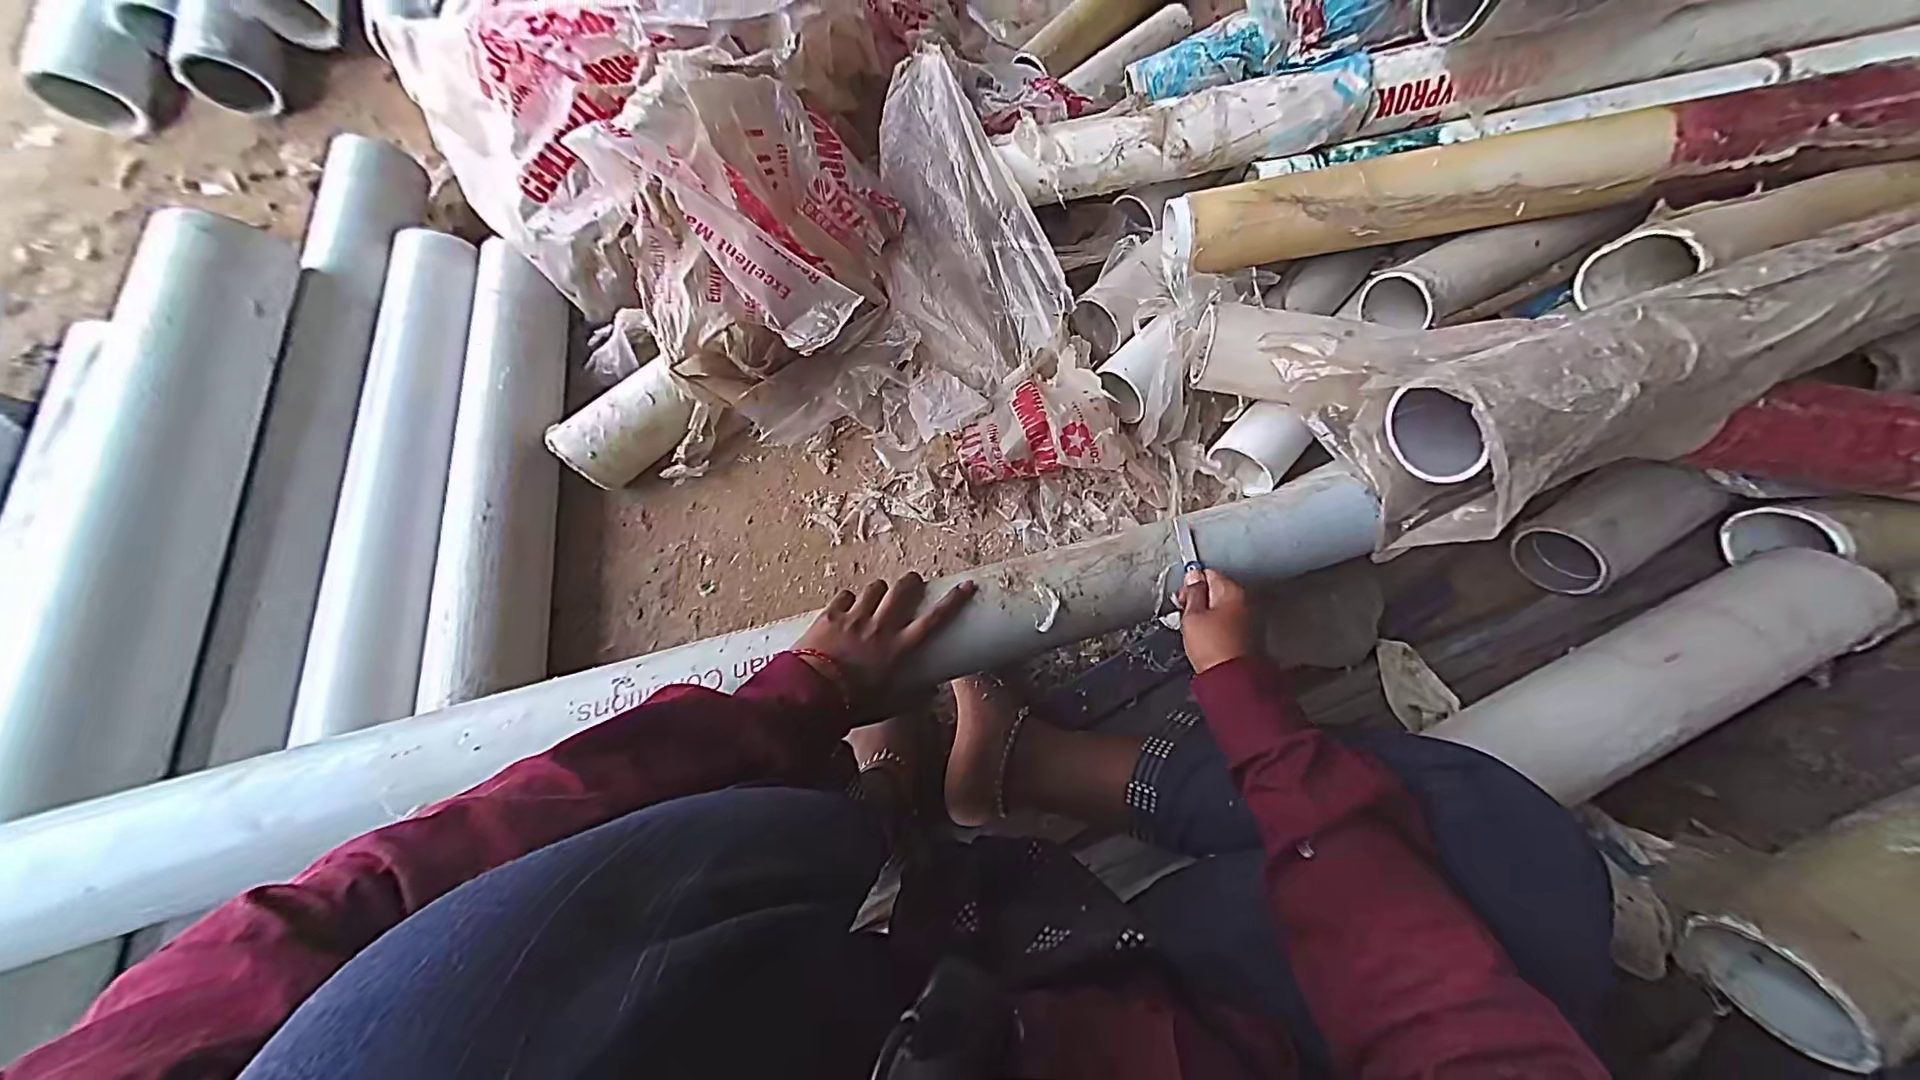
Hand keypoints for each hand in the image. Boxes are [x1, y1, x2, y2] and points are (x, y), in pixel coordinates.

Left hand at [795, 574, 976, 705]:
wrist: (811, 696)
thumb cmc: (851, 705)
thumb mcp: (888, 704)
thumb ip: (911, 698)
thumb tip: (930, 696)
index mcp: (899, 649)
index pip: (935, 619)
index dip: (954, 601)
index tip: (967, 586)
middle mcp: (881, 627)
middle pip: (904, 590)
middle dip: (911, 583)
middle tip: (911, 586)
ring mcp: (855, 619)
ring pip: (875, 588)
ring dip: (878, 592)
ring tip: (875, 600)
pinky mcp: (831, 615)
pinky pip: (845, 596)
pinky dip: (848, 600)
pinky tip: (846, 609)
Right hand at [1177, 568, 1259, 674]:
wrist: (1231, 679)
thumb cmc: (1214, 648)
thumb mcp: (1192, 615)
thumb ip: (1192, 592)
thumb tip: (1193, 577)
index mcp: (1232, 591)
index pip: (1208, 573)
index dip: (1191, 584)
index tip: (1183, 597)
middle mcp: (1246, 601)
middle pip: (1217, 589)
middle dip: (1200, 599)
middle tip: (1187, 614)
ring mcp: (1250, 618)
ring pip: (1222, 607)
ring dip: (1208, 614)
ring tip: (1198, 630)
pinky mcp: (1249, 634)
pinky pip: (1228, 622)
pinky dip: (1217, 627)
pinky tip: (1208, 639)